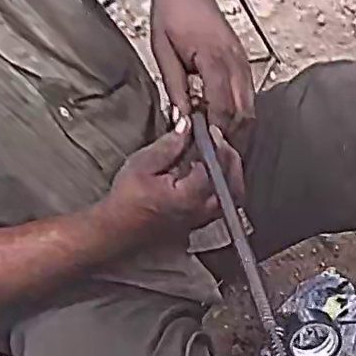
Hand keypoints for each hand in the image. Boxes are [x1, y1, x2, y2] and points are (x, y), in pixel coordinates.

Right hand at [94, 127, 241, 246]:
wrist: (123, 228)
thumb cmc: (128, 199)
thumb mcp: (142, 165)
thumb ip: (168, 148)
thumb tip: (187, 127)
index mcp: (188, 197)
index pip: (213, 169)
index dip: (215, 148)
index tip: (211, 131)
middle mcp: (202, 211)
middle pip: (232, 185)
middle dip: (231, 161)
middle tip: (221, 142)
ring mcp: (204, 219)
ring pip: (232, 197)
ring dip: (231, 174)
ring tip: (222, 155)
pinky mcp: (202, 222)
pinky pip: (225, 203)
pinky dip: (226, 186)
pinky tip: (216, 172)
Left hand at [149, 0, 253, 135]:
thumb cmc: (170, 13)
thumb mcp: (162, 51)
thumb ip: (175, 89)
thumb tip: (183, 123)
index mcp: (213, 56)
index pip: (222, 105)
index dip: (217, 130)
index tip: (207, 147)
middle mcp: (235, 61)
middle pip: (242, 113)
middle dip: (229, 134)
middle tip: (213, 149)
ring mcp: (244, 63)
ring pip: (250, 109)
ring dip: (236, 127)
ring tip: (217, 137)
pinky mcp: (246, 65)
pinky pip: (249, 99)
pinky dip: (239, 114)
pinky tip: (222, 119)